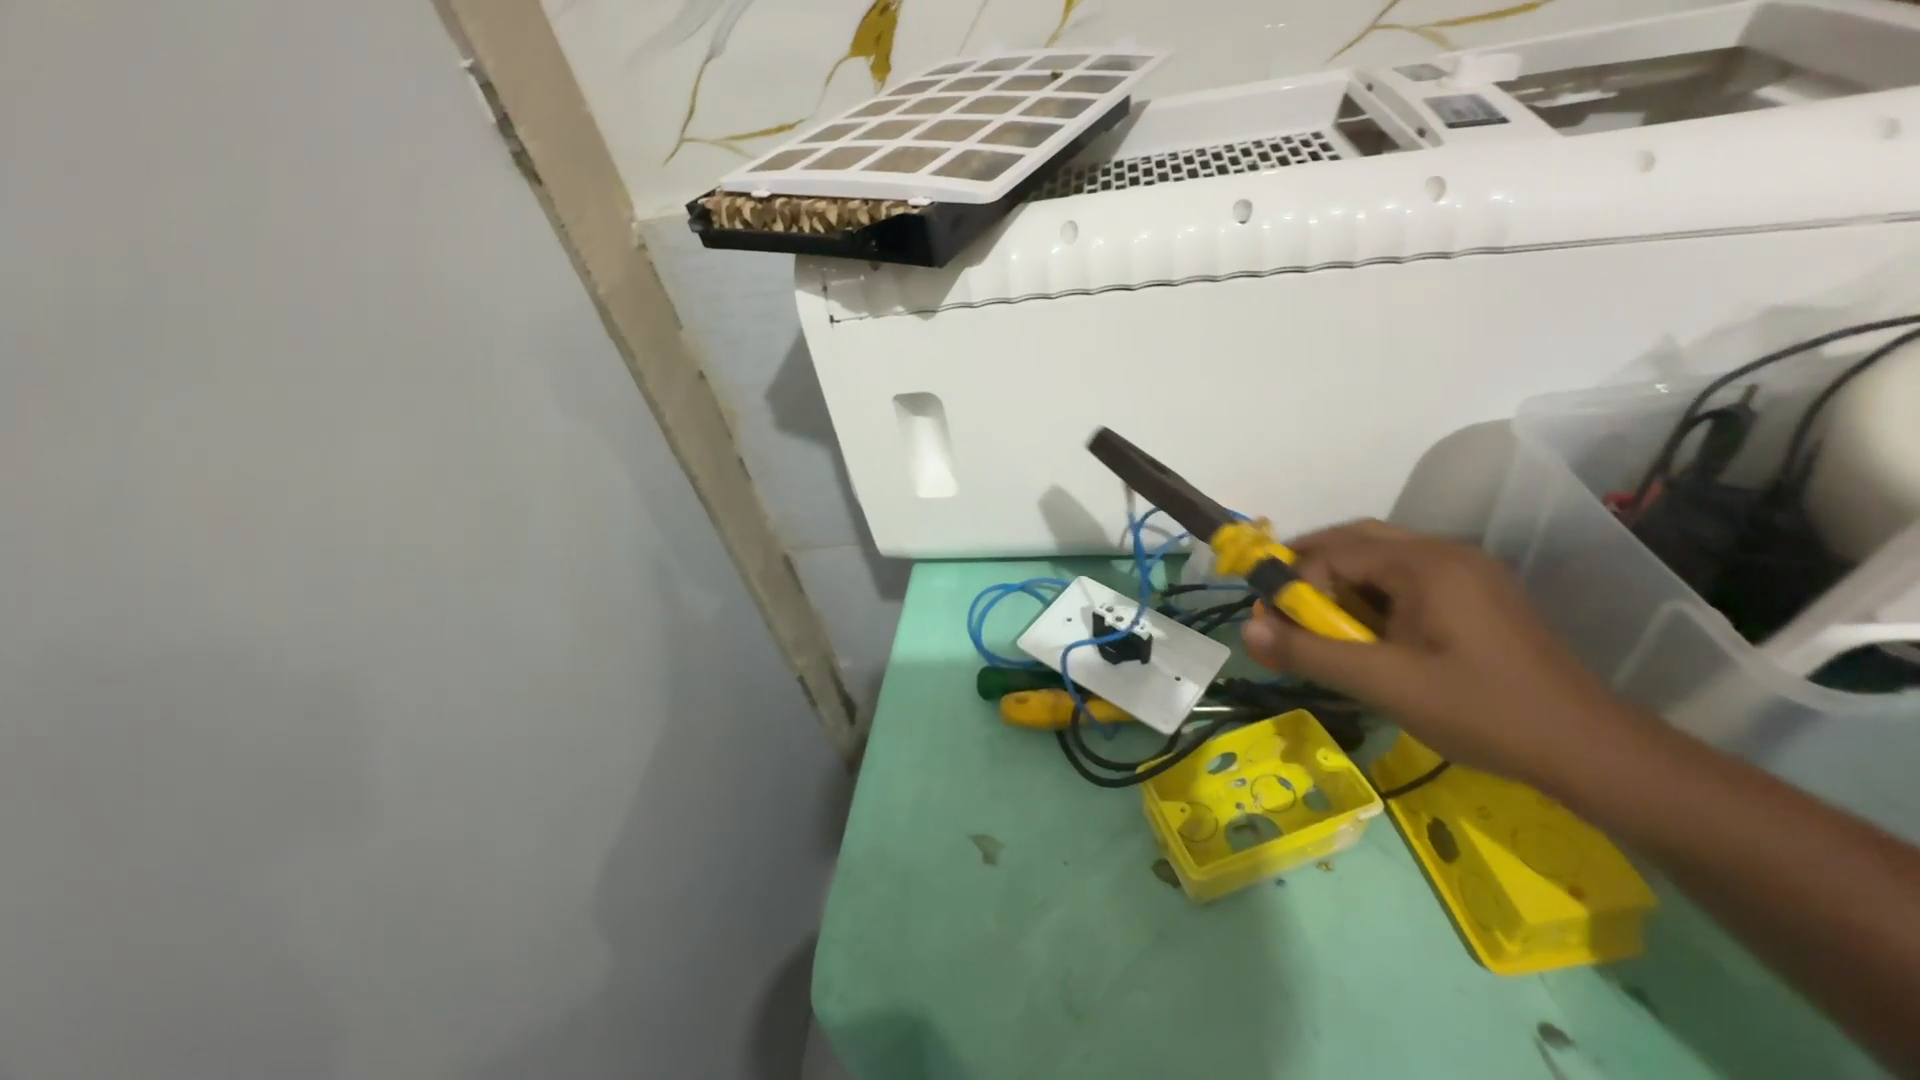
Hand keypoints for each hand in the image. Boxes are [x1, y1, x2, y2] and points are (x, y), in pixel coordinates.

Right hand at [1240, 519, 1650, 785]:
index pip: (1334, 551)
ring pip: (1384, 560)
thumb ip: (1311, 653)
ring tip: (1317, 627)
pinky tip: (1366, 637)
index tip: (1270, 625)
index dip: (1292, 583)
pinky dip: (1374, 598)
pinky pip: (1410, 581)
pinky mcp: (1479, 598)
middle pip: (1358, 541)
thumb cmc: (1481, 711)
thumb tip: (1246, 630)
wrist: (1585, 746)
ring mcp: (1468, 573)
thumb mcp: (1385, 684)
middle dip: (1311, 570)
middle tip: (1280, 612)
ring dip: (1342, 584)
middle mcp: (1446, 554)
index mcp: (1425, 564)